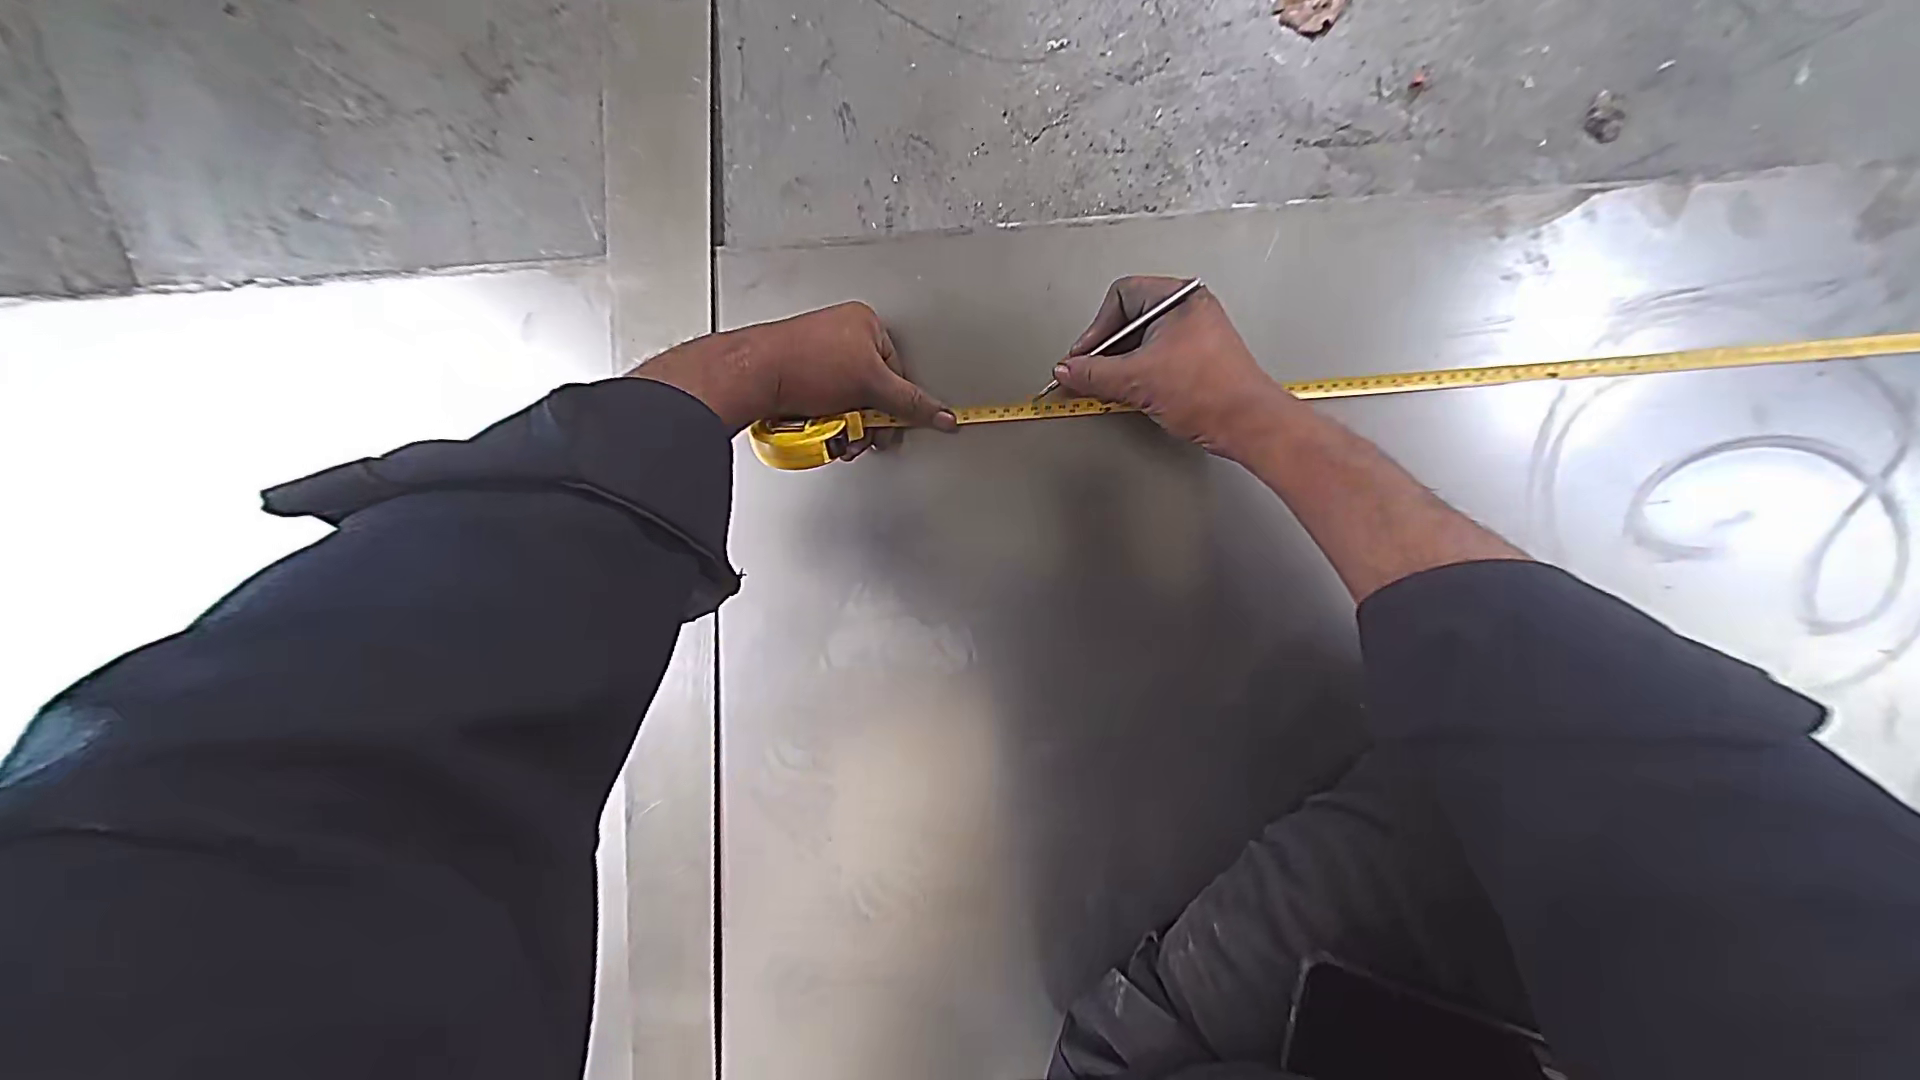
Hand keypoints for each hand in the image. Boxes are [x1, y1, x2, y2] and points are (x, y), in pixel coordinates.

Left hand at [631, 302, 956, 446]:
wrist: (753, 377)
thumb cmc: (801, 361)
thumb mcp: (870, 384)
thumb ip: (910, 403)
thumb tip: (940, 414)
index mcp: (865, 324)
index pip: (900, 372)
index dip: (897, 404)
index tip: (893, 424)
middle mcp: (843, 338)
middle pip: (875, 393)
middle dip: (868, 421)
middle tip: (861, 431)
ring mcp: (821, 360)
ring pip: (852, 406)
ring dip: (848, 428)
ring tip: (835, 430)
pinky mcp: (804, 382)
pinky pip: (830, 409)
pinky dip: (829, 425)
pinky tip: (821, 427)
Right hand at [1051, 277, 1299, 459]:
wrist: (1245, 423)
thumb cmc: (1211, 392)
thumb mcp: (1136, 380)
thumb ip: (1093, 373)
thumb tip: (1068, 370)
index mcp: (1178, 298)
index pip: (1120, 297)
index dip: (1096, 328)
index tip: (1083, 356)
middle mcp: (1187, 311)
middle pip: (1126, 321)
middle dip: (1104, 351)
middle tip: (1088, 373)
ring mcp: (1192, 336)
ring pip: (1139, 343)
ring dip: (1118, 367)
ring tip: (1109, 387)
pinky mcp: (1194, 361)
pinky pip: (1153, 359)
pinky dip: (1135, 375)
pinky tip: (1128, 394)